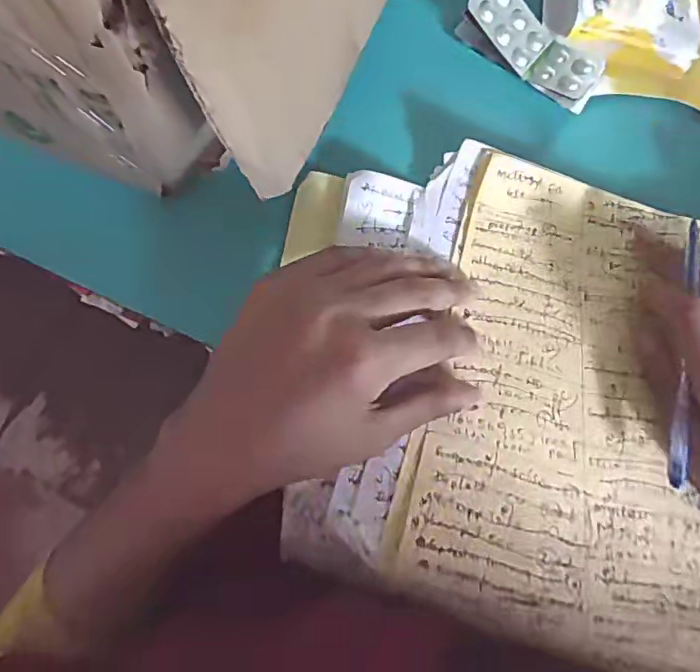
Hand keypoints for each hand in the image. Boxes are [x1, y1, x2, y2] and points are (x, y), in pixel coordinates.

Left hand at [147, 247, 480, 510]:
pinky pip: (339, 254)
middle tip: (474, 291)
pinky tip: (390, 261)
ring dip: (417, 265)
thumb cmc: (300, 446)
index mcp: (364, 359)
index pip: (435, 336)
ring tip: (443, 269)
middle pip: (413, 289)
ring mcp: (308, 289)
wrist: (221, 435)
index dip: (464, 337)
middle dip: (451, 290)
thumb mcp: (369, 436)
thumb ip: (426, 405)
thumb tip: (476, 389)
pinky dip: (371, 256)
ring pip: (379, 263)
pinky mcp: (283, 278)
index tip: (478, 340)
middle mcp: (341, 312)